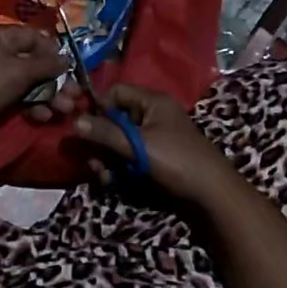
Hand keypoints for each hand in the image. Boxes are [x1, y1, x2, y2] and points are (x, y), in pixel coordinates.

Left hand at [0, 24, 67, 128]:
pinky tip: (44, 117)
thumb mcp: (20, 70)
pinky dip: (33, 105)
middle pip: (33, 61)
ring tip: (65, 109)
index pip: (33, 36)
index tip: (70, 66)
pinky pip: (20, 96)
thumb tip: (67, 59)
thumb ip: (47, 64)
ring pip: (29, 82)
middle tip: (74, 95)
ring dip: (49, 95)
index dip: (53, 50)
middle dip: (55, 79)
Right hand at [47, 83, 240, 204]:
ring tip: (102, 174)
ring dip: (106, 156)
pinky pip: (128, 154)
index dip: (96, 105)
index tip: (81, 123)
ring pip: (118, 139)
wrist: (212, 194)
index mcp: (152, 101)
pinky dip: (118, 166)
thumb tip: (74, 122)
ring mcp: (153, 137)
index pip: (115, 92)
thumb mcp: (138, 145)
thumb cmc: (177, 160)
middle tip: (91, 158)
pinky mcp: (154, 157)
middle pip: (114, 118)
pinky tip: (112, 180)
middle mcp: (152, 115)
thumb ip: (105, 132)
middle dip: (99, 139)